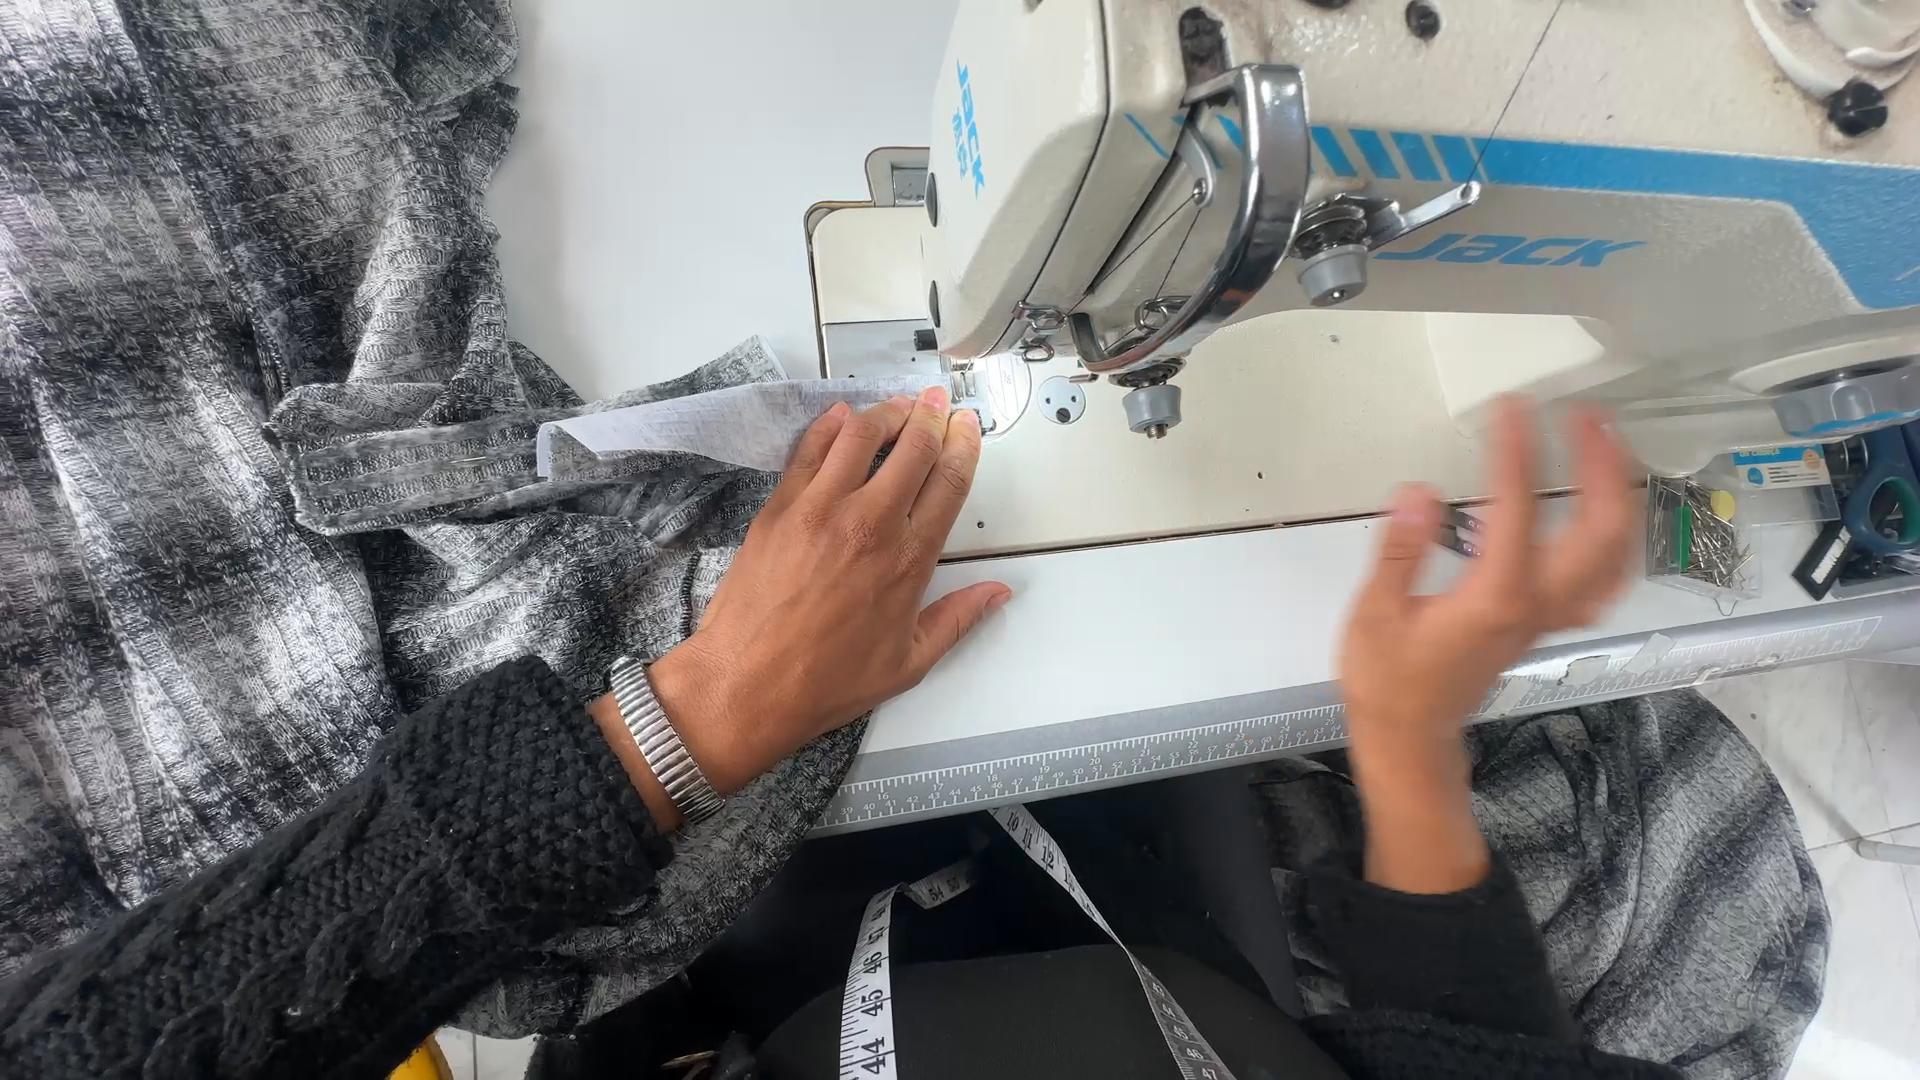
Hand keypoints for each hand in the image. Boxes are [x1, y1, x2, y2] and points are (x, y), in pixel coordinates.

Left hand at [600, 385, 1010, 818]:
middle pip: (913, 448)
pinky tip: (842, 416)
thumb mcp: (909, 663)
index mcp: (908, 560)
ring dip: (886, 411)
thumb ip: (958, 619)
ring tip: (897, 406)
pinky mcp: (781, 507)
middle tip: (937, 403)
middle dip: (931, 417)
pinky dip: (830, 426)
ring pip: (861, 435)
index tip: (966, 427)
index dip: (963, 446)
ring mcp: (821, 509)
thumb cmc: (828, 681)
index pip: (949, 482)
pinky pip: (810, 450)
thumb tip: (998, 592)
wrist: (746, 686)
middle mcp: (870, 523)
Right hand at [1337, 397, 1634, 890]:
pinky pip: (1603, 577)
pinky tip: (1601, 522)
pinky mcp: (1543, 623)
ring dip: (1620, 496)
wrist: (1409, 735)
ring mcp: (1548, 616)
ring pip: (1616, 553)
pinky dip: (1615, 540)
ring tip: (1604, 452)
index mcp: (1493, 596)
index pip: (1516, 510)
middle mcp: (1536, 603)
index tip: (1511, 410)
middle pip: (1599, 527)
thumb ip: (1399, 552)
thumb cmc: (1385, 677)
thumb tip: (1418, 492)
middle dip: (1600, 465)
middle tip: (1583, 417)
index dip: (1515, 454)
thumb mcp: (1375, 613)